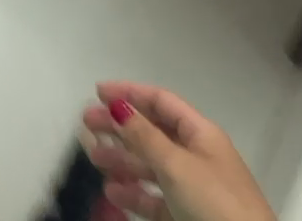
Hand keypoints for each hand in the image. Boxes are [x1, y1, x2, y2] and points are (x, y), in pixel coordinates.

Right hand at [82, 82, 275, 220]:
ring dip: (123, 159)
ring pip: (152, 165)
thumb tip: (118, 105)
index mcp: (201, 134)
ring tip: (94, 157)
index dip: (130, 93)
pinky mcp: (188, 216)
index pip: (161, 101)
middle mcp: (197, 155)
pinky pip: (156, 197)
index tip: (98, 92)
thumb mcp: (176, 165)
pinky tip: (113, 191)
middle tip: (87, 123)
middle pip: (153, 132)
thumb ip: (144, 136)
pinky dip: (135, 193)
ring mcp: (194, 188)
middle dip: (120, 126)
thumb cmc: (214, 203)